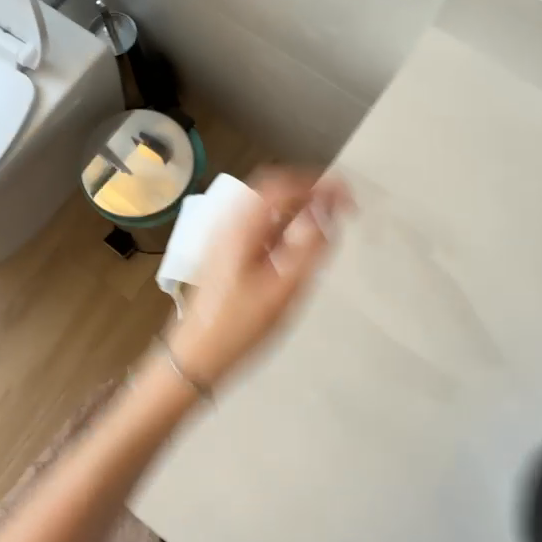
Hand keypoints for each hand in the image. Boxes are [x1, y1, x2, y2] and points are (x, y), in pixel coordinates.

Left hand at [167, 167, 352, 387]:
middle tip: (339, 206)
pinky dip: (284, 222)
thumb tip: (327, 214)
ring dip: (297, 205)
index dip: (318, 184)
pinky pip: (259, 224)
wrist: (194, 357)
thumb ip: (308, 248)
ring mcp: (224, 237)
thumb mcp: (282, 290)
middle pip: (272, 188)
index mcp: (241, 226)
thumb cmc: (238, 327)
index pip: (283, 185)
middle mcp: (229, 222)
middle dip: (308, 190)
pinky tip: (299, 242)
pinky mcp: (226, 252)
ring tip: (326, 221)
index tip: (347, 197)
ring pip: (265, 206)